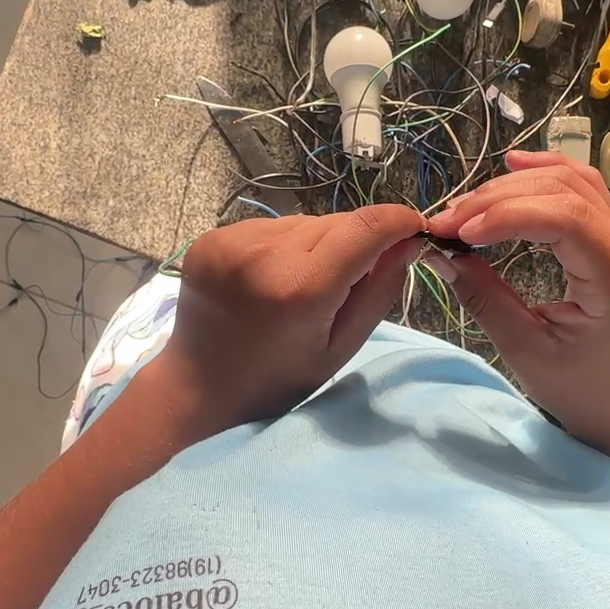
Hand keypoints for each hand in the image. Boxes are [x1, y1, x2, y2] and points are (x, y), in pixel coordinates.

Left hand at [160, 204, 425, 428]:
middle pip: (336, 222)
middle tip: (348, 281)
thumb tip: (408, 242)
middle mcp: (265, 252)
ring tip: (302, 284)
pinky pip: (271, 227)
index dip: (399, 220)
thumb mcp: (340, 348)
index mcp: (301, 287)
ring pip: (304, 222)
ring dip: (318, 244)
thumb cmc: (276, 380)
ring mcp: (232, 240)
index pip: (367, 227)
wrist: (196, 387)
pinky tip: (271, 279)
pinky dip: (283, 246)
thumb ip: (379, 291)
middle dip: (356, 242)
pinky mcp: (212, 238)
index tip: (414, 229)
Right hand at [424, 151, 609, 496]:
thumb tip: (440, 253)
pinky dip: (545, 172)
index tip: (458, 231)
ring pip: (571, 182)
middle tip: (447, 221)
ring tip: (466, 206)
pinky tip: (514, 164)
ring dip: (513, 186)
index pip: (566, 219)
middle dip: (499, 199)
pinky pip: (581, 189)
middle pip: (565, 192)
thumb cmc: (575, 387)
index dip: (508, 215)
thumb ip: (483, 296)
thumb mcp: (523, 348)